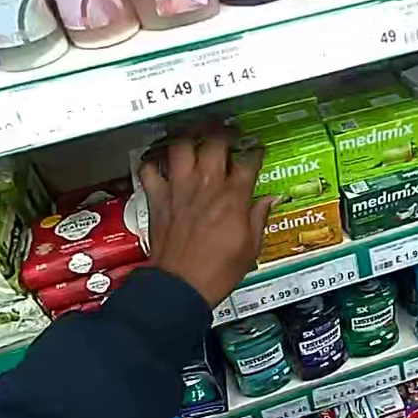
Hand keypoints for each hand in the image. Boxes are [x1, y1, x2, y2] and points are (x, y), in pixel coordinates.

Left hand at [138, 129, 272, 307]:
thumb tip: (269, 200)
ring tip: (194, 136)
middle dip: (223, 132)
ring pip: (181, 147)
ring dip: (188, 138)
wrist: (181, 285)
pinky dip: (153, 163)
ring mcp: (179, 190)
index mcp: (233, 197)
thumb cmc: (218, 270)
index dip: (255, 151)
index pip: (248, 161)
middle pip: (215, 143)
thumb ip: (259, 217)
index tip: (257, 149)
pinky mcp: (158, 199)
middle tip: (226, 132)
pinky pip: (149, 170)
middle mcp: (206, 186)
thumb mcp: (251, 247)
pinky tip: (161, 164)